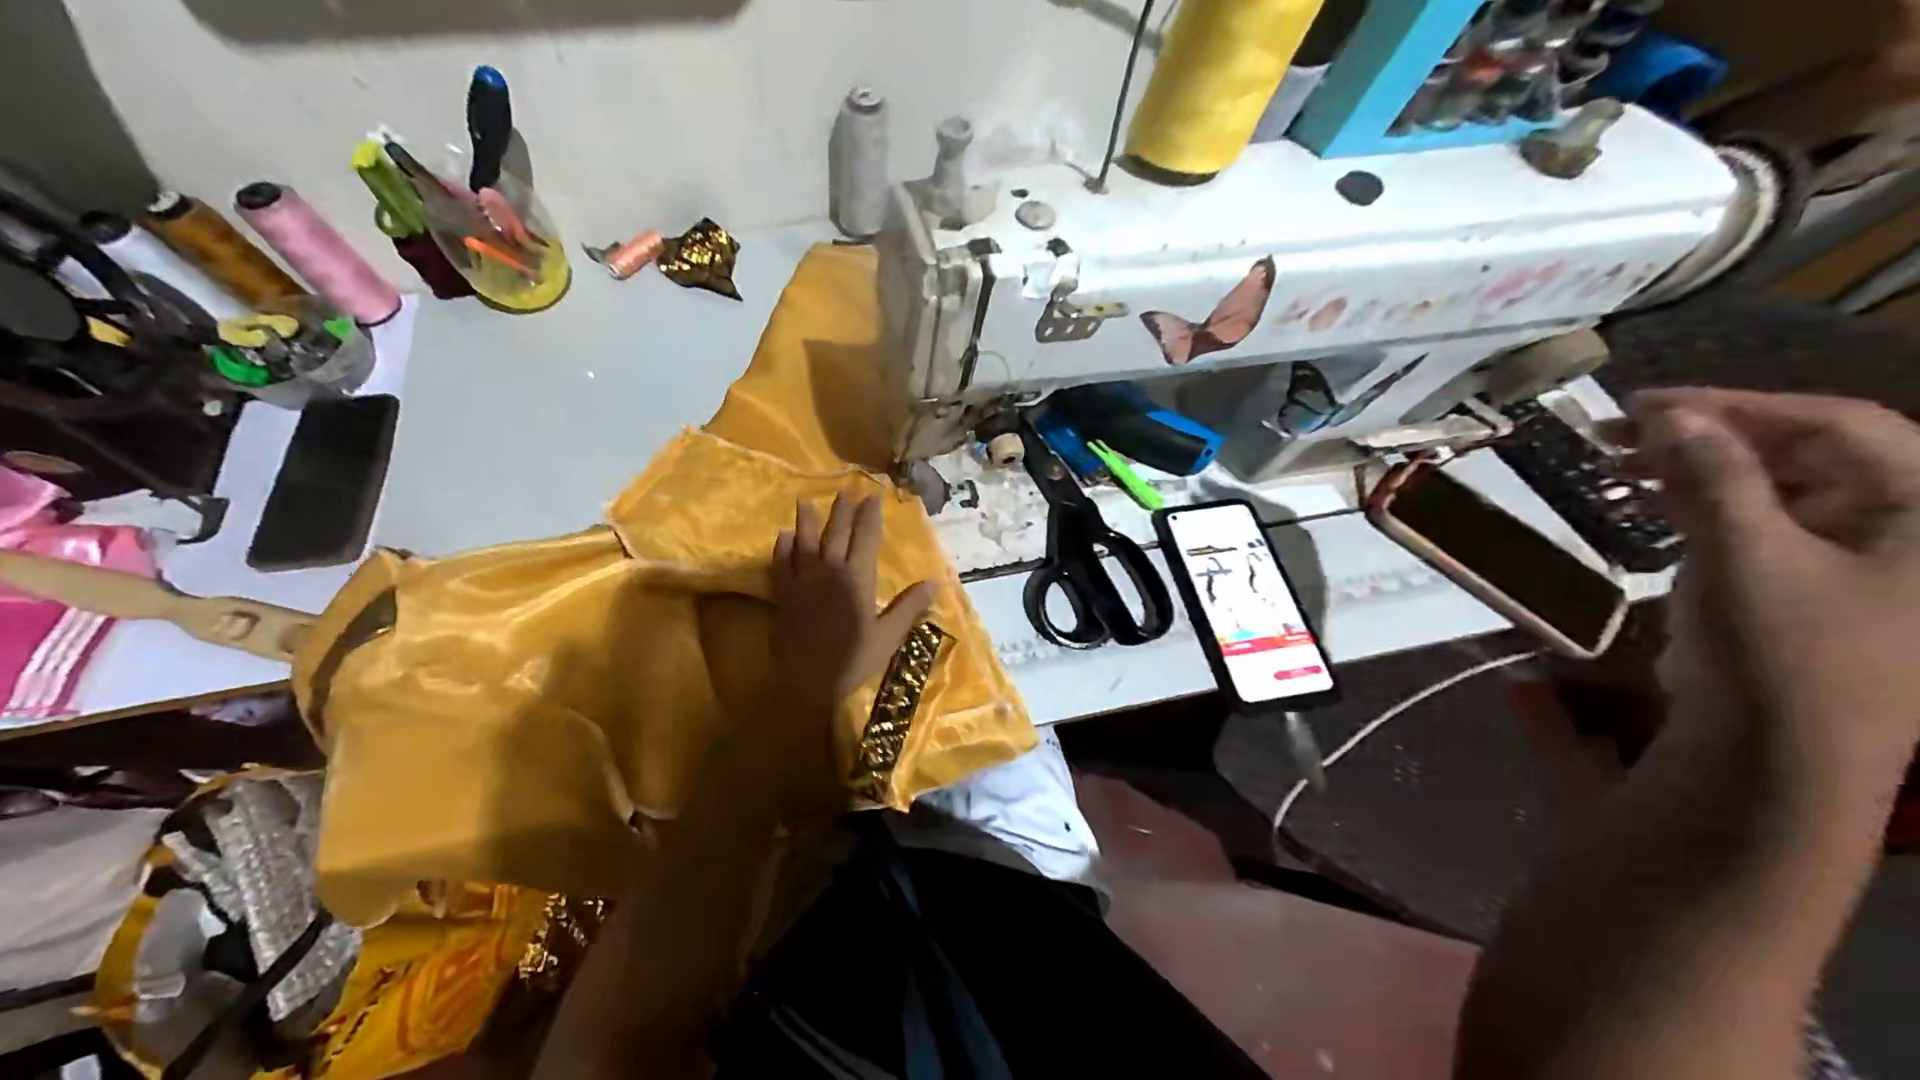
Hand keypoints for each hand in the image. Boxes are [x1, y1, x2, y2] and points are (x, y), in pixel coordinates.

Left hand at [771, 492, 936, 705]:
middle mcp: (829, 570)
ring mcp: (802, 581)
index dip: (870, 515)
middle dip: (843, 510)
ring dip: (807, 521)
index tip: (873, 496)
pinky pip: (781, 565)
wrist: (806, 680)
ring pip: (805, 542)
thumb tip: (935, 582)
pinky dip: (782, 549)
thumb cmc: (852, 658)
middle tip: (845, 490)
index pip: (866, 537)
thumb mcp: (889, 635)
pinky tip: (783, 537)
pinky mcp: (784, 595)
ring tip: (806, 501)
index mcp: (857, 577)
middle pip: (836, 533)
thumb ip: (909, 606)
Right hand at [1631, 388, 1919, 798]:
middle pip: (1803, 451)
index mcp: (1918, 509)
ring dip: (1696, 467)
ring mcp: (1852, 556)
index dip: (1736, 405)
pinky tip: (1652, 501)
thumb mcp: (1746, 557)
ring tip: (1623, 464)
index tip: (1641, 404)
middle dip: (1709, 435)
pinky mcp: (1803, 583)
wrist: (1780, 757)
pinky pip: (1756, 520)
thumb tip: (1670, 414)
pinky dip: (1701, 502)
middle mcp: (1897, 523)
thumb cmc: (1783, 653)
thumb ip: (1713, 478)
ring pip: (1773, 485)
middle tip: (1620, 433)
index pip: (1832, 424)